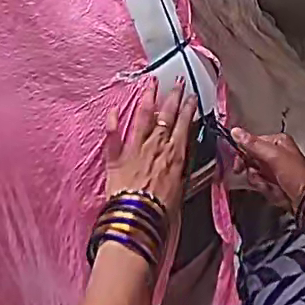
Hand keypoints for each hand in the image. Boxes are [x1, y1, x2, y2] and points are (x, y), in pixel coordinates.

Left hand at [104, 83, 195, 211]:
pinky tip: (113, 109)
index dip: (188, 108)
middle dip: (173, 96)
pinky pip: (113, 136)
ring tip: (152, 83)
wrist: (136, 221)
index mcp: (174, 153)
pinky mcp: (116, 158)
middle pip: (167, 115)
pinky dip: (112, 122)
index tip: (191, 96)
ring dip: (149, 98)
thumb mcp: (181, 189)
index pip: (184, 124)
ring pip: (143, 117)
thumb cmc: (161, 211)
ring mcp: (135, 148)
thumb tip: (185, 156)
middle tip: (178, 82)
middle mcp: (156, 145)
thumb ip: (182, 169)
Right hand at [228, 128, 304, 208]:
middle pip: (252, 161)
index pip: (252, 143)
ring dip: (262, 184)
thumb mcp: (273, 156)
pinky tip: (277, 193)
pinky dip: (268, 191)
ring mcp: (275, 170)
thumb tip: (236, 131)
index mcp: (277, 142)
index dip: (243, 154)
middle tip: (260, 179)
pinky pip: (262, 186)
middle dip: (255, 173)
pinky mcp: (275, 184)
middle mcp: (276, 154)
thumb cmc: (295, 175)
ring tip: (274, 186)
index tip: (239, 165)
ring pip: (256, 176)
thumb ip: (253, 144)